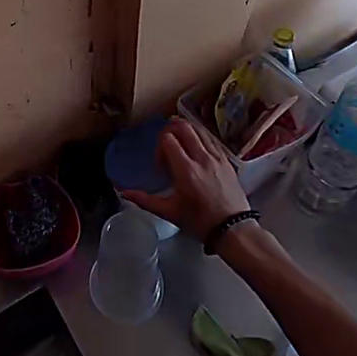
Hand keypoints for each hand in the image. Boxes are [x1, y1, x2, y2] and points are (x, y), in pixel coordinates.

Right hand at [121, 117, 251, 237]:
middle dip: (170, 131)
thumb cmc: (199, 221)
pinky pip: (211, 138)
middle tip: (167, 147)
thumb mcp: (170, 212)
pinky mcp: (226, 159)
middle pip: (184, 127)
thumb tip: (124, 193)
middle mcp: (202, 157)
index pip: (168, 139)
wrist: (232, 228)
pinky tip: (196, 150)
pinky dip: (200, 137)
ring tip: (180, 146)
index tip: (160, 164)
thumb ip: (145, 200)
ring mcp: (217, 156)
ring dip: (186, 131)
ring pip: (199, 129)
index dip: (159, 146)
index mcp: (186, 169)